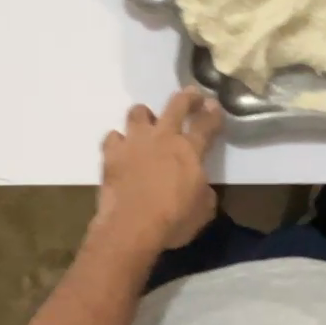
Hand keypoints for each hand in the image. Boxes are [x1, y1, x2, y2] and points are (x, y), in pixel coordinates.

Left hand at [91, 88, 223, 252]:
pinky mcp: (111, 154)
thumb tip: (199, 185)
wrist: (132, 228)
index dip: (213, 112)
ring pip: (138, 112)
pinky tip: (122, 150)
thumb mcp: (204, 209)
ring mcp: (134, 142)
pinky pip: (113, 137)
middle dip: (187, 97)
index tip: (214, 104)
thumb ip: (203, 189)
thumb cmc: (174, 221)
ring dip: (145, 116)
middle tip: (191, 95)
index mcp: (190, 150)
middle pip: (176, 105)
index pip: (206, 123)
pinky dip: (119, 141)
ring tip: (148, 125)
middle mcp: (163, 138)